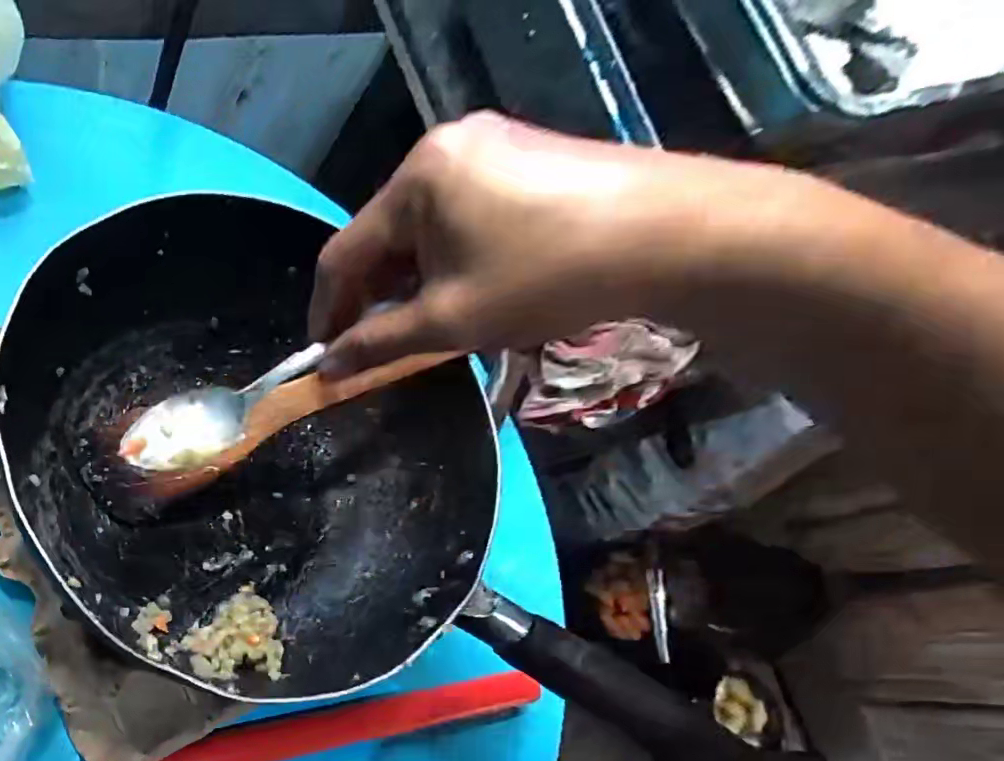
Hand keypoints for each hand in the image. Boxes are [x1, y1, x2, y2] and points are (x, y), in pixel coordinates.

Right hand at [307, 111, 814, 373]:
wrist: (682, 235)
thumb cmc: (545, 277)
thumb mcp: (446, 321)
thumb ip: (373, 344)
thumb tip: (326, 368)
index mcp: (415, 179)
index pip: (341, 255)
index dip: (325, 311)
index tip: (324, 355)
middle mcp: (441, 149)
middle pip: (377, 238)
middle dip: (369, 296)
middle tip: (373, 343)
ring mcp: (485, 146)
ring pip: (415, 229)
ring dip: (405, 280)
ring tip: (420, 321)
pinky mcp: (519, 155)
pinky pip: (453, 214)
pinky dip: (441, 257)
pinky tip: (458, 286)